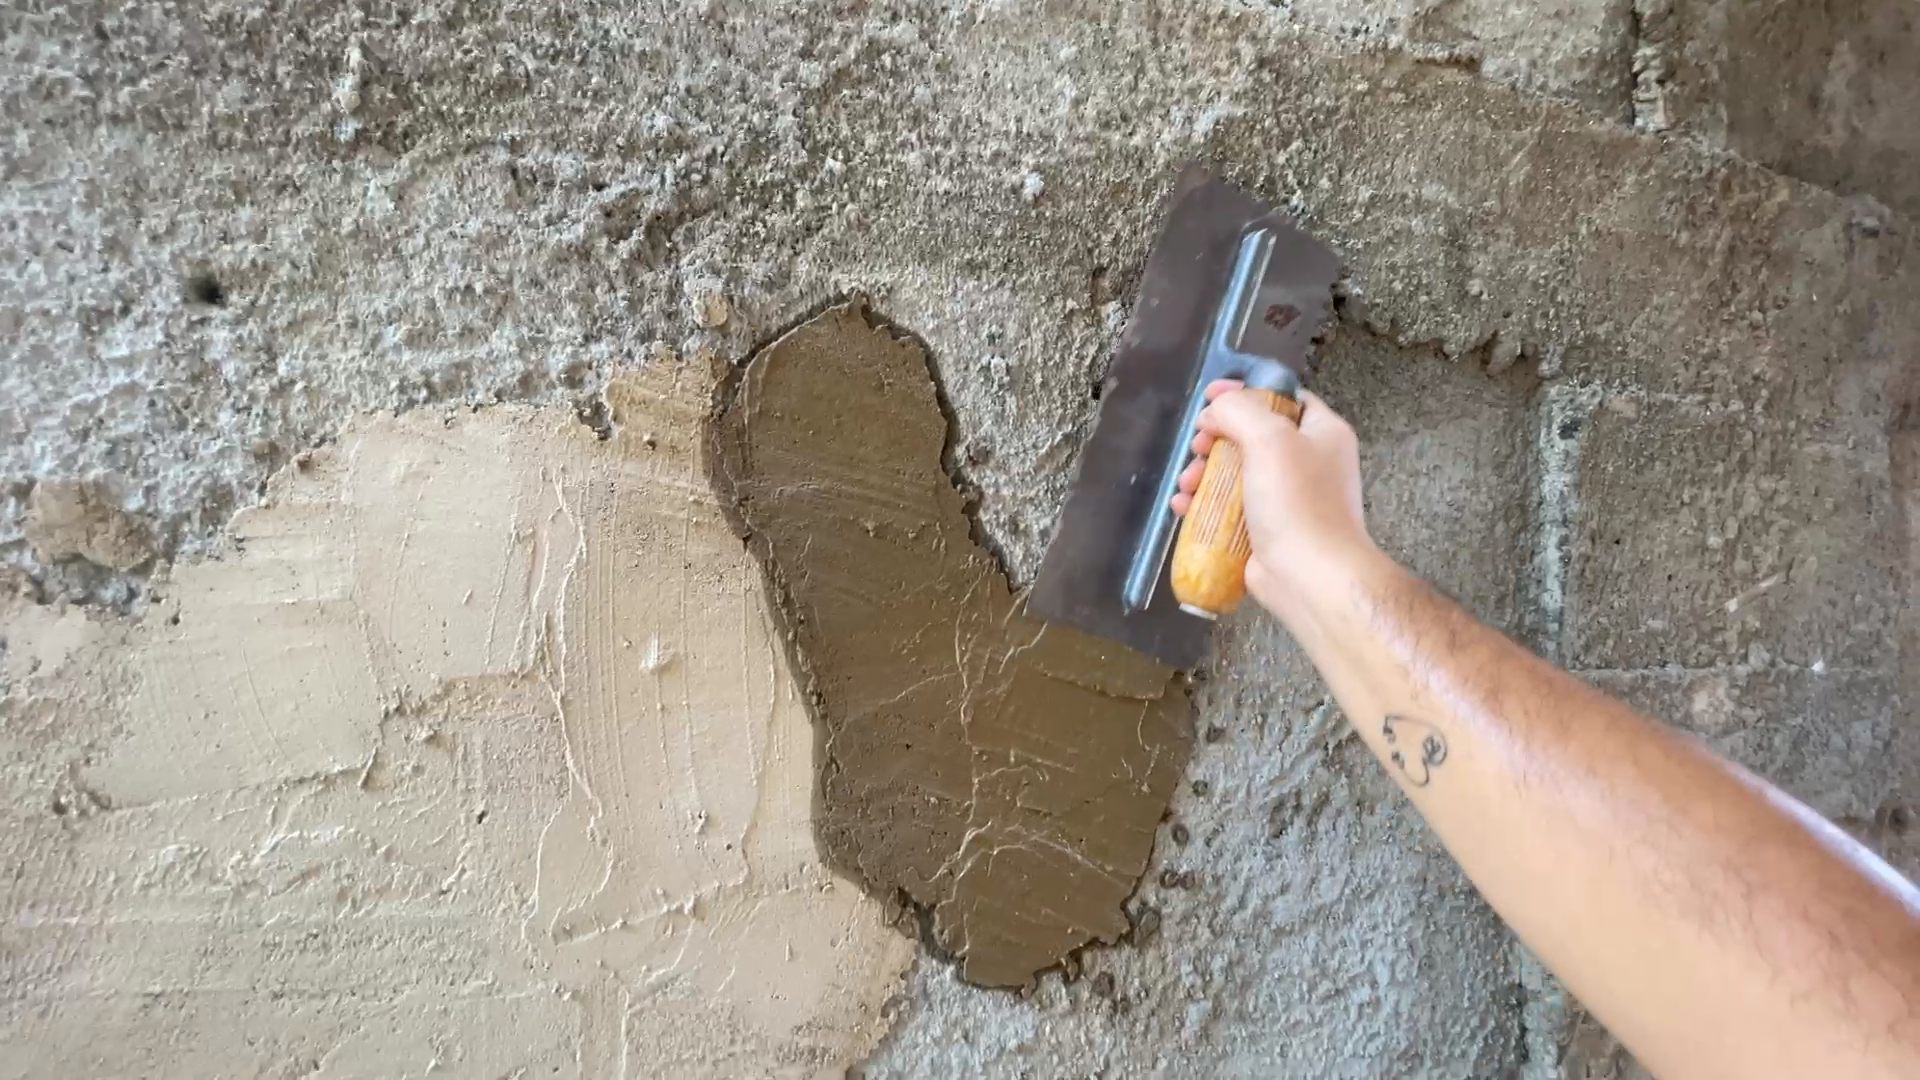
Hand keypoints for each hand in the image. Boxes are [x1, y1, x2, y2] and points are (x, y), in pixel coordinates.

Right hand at [1170, 380, 1374, 621]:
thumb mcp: (1270, 440)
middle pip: (1252, 436)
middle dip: (1216, 439)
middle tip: (1198, 446)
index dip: (1246, 392)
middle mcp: (1309, 462)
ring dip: (1203, 474)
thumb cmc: (1297, 504)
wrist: (1309, 577)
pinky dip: (1204, 504)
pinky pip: (1229, 507)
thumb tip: (1214, 411)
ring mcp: (1287, 499)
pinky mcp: (1266, 529)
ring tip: (1186, 483)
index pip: (1283, 398)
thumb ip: (1239, 411)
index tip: (1211, 395)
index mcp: (1322, 433)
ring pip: (1236, 473)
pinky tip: (1183, 507)